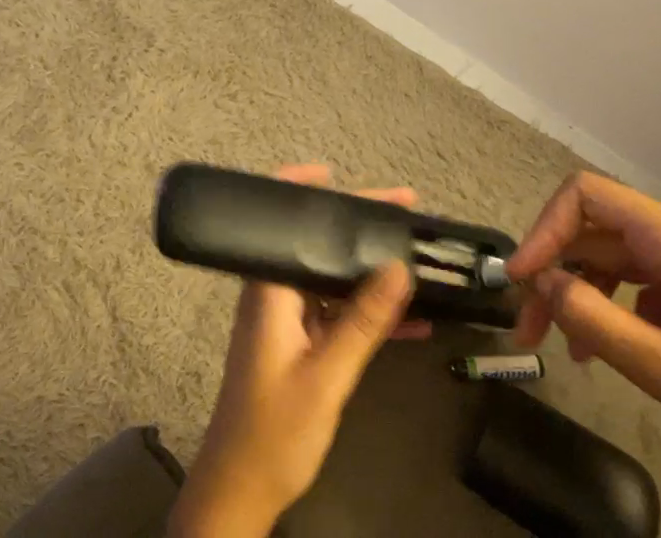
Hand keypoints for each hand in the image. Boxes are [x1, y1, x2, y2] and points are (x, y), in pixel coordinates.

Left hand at [168, 164, 422, 537]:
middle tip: (405, 209)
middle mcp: (272, 296)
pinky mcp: (297, 346)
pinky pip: (336, 314)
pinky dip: (368, 312)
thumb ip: (362, 320)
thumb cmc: (275, 430)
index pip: (281, 225)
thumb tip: (398, 267)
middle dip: (356, 226)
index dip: (301, 191)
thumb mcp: (326, 375)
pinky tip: (413, 317)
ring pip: (330, 280)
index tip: (335, 172)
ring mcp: (285, 322)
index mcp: (267, 291)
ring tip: (419, 254)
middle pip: (313, 246)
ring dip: (370, 270)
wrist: (242, 488)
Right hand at [506, 171, 660, 537]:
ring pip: (627, 261)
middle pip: (603, 233)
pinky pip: (657, 285)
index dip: (541, 230)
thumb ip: (589, 317)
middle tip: (529, 332)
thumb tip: (539, 282)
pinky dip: (624, 311)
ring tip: (571, 352)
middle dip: (557, 275)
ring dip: (588, 296)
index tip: (516, 282)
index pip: (586, 196)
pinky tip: (620, 353)